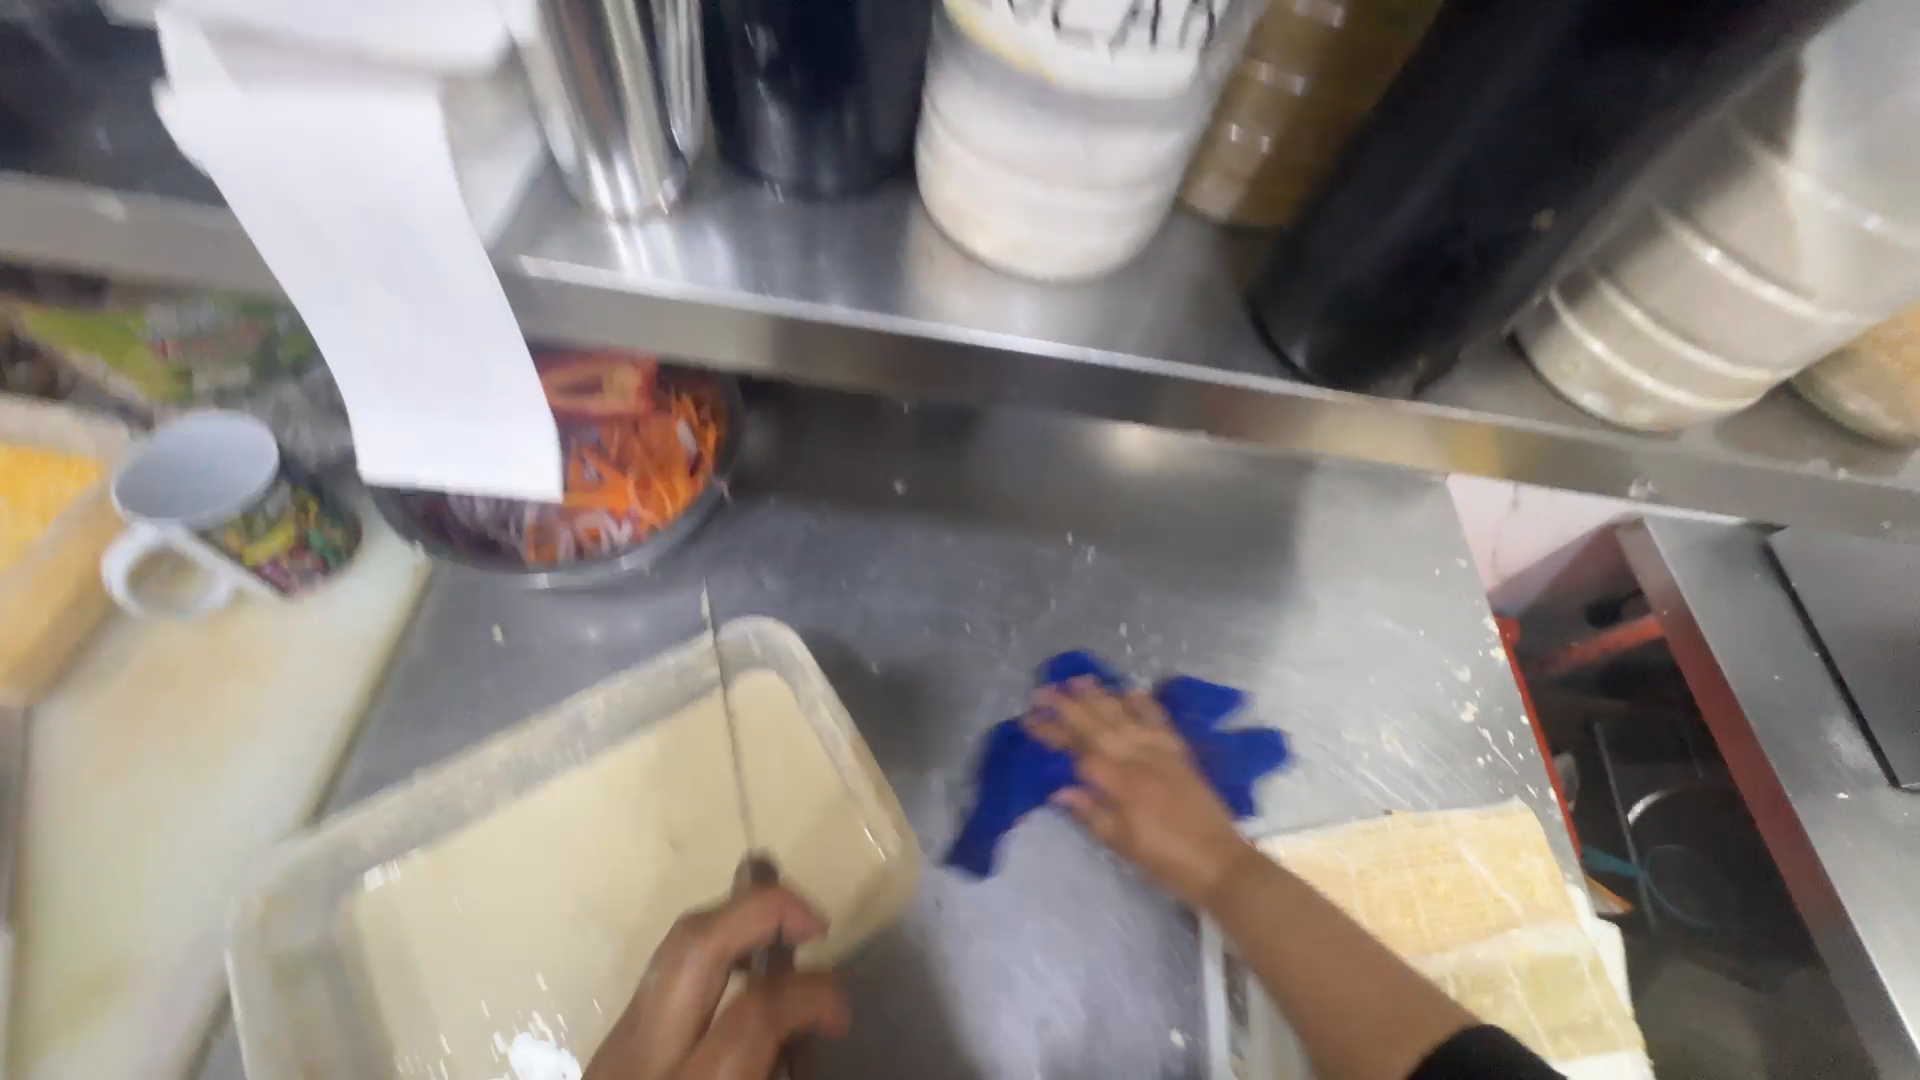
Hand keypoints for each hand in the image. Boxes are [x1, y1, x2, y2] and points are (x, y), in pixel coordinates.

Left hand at [585, 884, 849, 1079]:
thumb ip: (770, 1070)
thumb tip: (812, 1039)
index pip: (749, 1018)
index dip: (812, 996)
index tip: (841, 1013)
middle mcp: (637, 1062)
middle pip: (693, 947)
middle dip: (762, 910)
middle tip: (814, 923)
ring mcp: (613, 1048)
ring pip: (671, 947)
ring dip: (735, 921)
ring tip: (783, 933)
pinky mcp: (607, 1047)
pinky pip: (665, 975)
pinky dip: (712, 954)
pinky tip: (740, 973)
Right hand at [1025, 677, 1255, 908]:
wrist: (1221, 864)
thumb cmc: (1166, 861)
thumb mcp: (1123, 845)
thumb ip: (1091, 813)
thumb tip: (1058, 789)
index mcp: (1122, 784)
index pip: (1078, 750)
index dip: (1052, 733)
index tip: (1029, 721)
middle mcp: (1140, 758)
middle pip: (1097, 724)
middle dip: (1067, 705)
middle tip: (1041, 690)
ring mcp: (1162, 751)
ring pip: (1124, 714)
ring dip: (1100, 695)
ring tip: (1076, 679)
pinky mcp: (1180, 751)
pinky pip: (1158, 719)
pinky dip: (1142, 702)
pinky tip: (1128, 690)